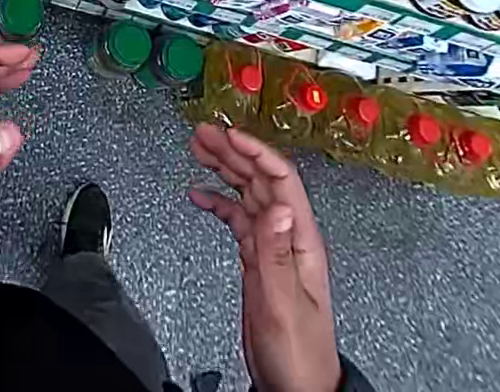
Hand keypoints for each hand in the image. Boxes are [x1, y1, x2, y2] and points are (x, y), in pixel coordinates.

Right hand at [189, 124, 340, 391]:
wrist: (295, 389)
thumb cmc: (299, 354)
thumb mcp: (284, 302)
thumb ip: (277, 253)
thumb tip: (278, 206)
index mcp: (300, 237)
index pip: (280, 178)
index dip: (256, 151)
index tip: (231, 134)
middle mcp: (286, 234)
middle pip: (259, 178)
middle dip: (232, 150)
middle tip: (204, 132)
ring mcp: (271, 245)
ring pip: (246, 192)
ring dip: (224, 167)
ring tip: (199, 147)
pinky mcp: (256, 258)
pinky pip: (236, 217)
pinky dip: (217, 201)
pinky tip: (200, 193)